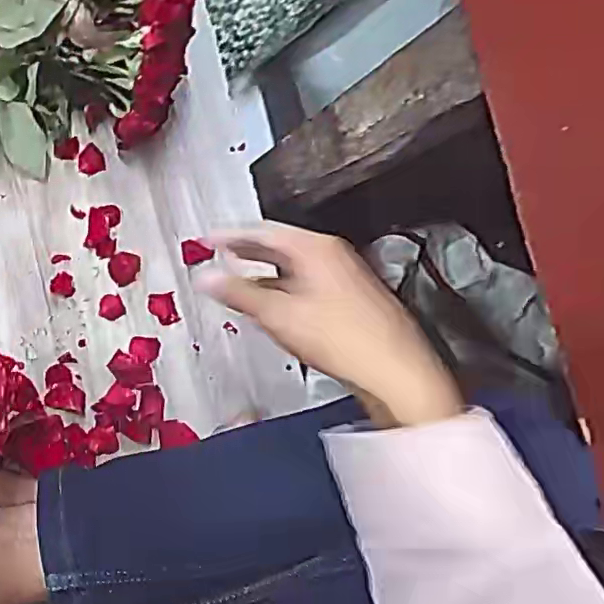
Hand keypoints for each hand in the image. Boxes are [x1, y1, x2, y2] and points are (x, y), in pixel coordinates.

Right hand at [197, 222, 462, 427]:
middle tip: (220, 254)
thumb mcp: (278, 314)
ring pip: (292, 266)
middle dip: (245, 252)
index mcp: (315, 248)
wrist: (395, 371)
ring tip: (238, 280)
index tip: (209, 240)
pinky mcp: (349, 298)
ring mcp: (343, 276)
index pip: (262, 231)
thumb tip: (208, 279)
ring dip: (262, 272)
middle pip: (279, 246)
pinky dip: (282, 288)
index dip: (230, 236)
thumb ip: (238, 293)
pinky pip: (305, 283)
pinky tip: (271, 305)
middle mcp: (332, 255)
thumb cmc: (346, 339)